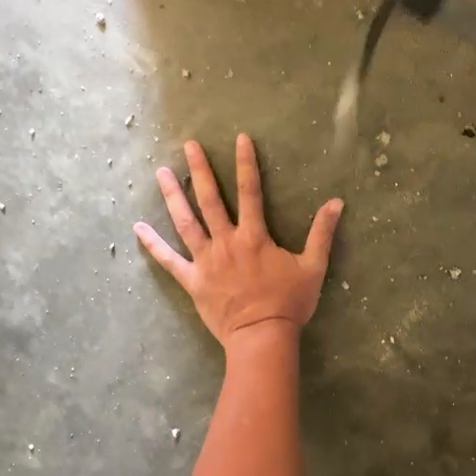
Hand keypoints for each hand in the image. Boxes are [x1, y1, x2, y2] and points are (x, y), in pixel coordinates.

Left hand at [134, 134, 344, 347]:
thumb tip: (337, 202)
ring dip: (174, 196)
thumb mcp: (313, 266)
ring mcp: (205, 261)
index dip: (246, 163)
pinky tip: (138, 228)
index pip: (251, 191)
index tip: (240, 138)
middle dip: (200, 170)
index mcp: (254, 236)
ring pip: (185, 222)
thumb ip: (322, 233)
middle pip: (210, 199)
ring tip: (161, 173)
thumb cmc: (289, 303)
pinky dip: (153, 244)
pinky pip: (169, 261)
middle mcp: (226, 242)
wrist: (262, 337)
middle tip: (189, 145)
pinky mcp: (192, 281)